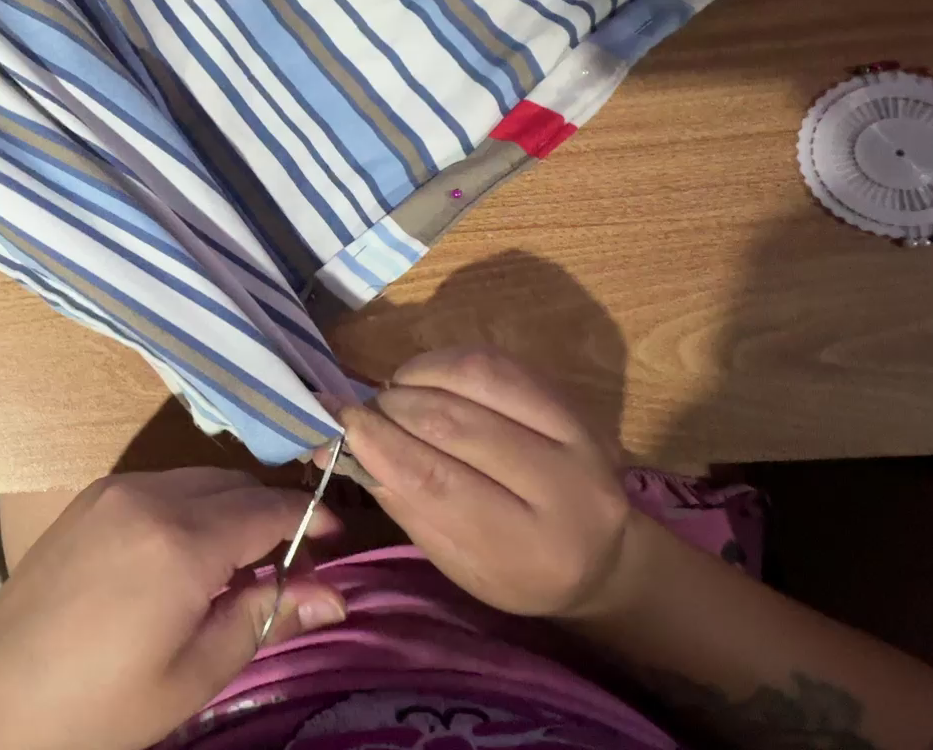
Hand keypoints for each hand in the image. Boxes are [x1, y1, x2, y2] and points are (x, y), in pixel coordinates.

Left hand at [0, 469, 345, 749]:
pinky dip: (188, 505)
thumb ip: (264, 616)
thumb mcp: (196, 672)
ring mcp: (111, 491)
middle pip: (232, 484)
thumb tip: (333, 592)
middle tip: (292, 562)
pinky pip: (158, 485)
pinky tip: (187, 551)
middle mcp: (147, 495)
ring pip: (195, 480)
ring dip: (228, 507)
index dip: (309, 518)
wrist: (0, 695)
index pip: (265, 508)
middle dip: (270, 513)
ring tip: (240, 562)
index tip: (339, 537)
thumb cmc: (105, 699)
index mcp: (180, 538)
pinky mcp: (87, 498)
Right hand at [328, 346, 633, 618]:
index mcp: (528, 549)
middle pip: (453, 425)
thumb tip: (330, 445)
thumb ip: (396, 496)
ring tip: (393, 396)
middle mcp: (565, 491)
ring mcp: (578, 439)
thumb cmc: (512, 569)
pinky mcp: (572, 403)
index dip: (376, 442)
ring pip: (477, 380)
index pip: (436, 481)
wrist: (601, 558)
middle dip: (390, 409)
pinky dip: (443, 363)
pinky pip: (496, 363)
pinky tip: (422, 379)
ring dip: (415, 380)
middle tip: (358, 411)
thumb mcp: (450, 557)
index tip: (334, 420)